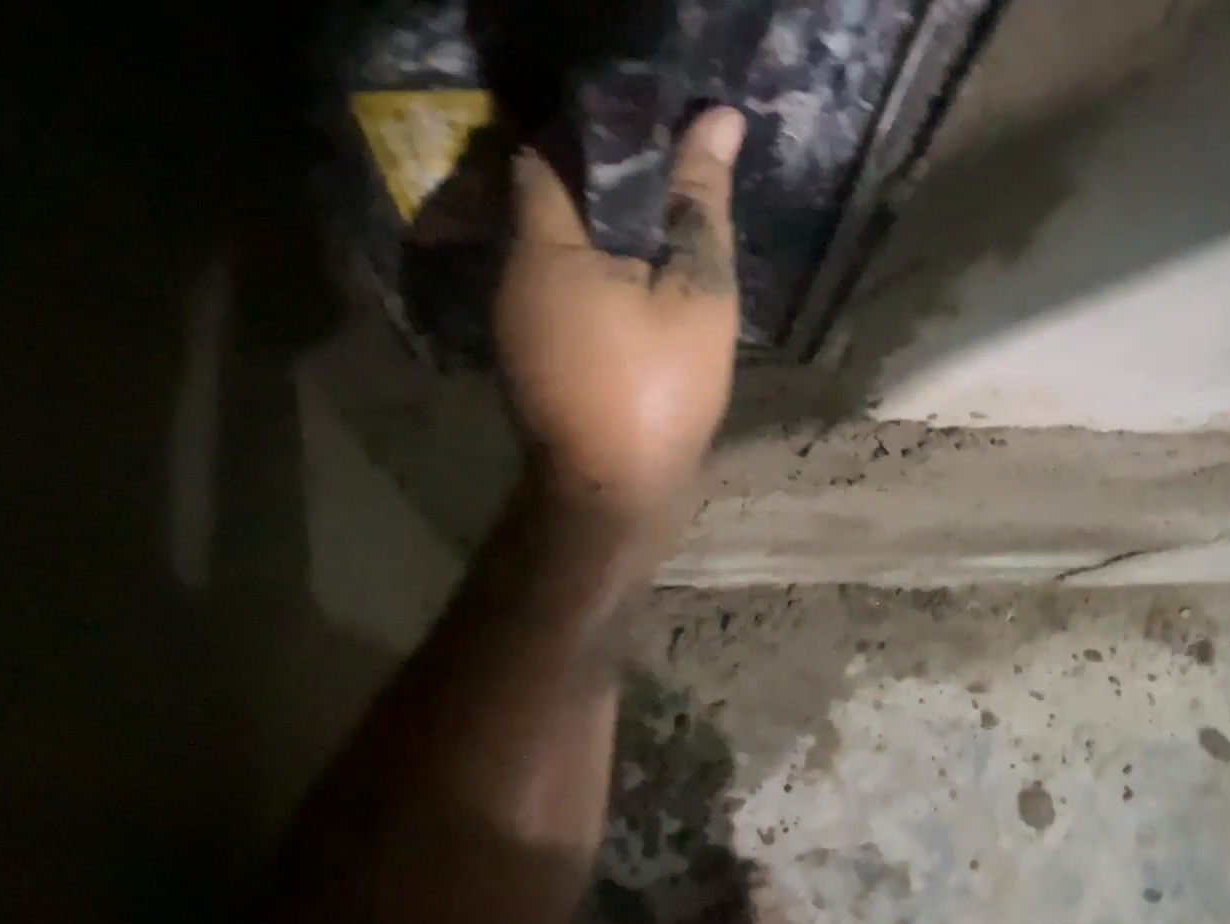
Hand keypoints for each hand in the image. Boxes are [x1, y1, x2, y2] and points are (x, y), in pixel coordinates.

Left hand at [494, 107, 745, 517]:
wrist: (611, 498)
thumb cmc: (657, 393)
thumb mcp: (695, 295)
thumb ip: (700, 205)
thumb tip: (717, 120)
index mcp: (543, 249)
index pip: (547, 156)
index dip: (595, 138)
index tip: (648, 139)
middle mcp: (511, 279)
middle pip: (548, 206)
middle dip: (603, 190)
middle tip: (668, 185)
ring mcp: (514, 325)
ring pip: (553, 256)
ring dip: (599, 240)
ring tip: (660, 236)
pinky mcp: (527, 359)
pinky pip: (555, 296)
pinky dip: (590, 282)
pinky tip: (636, 294)